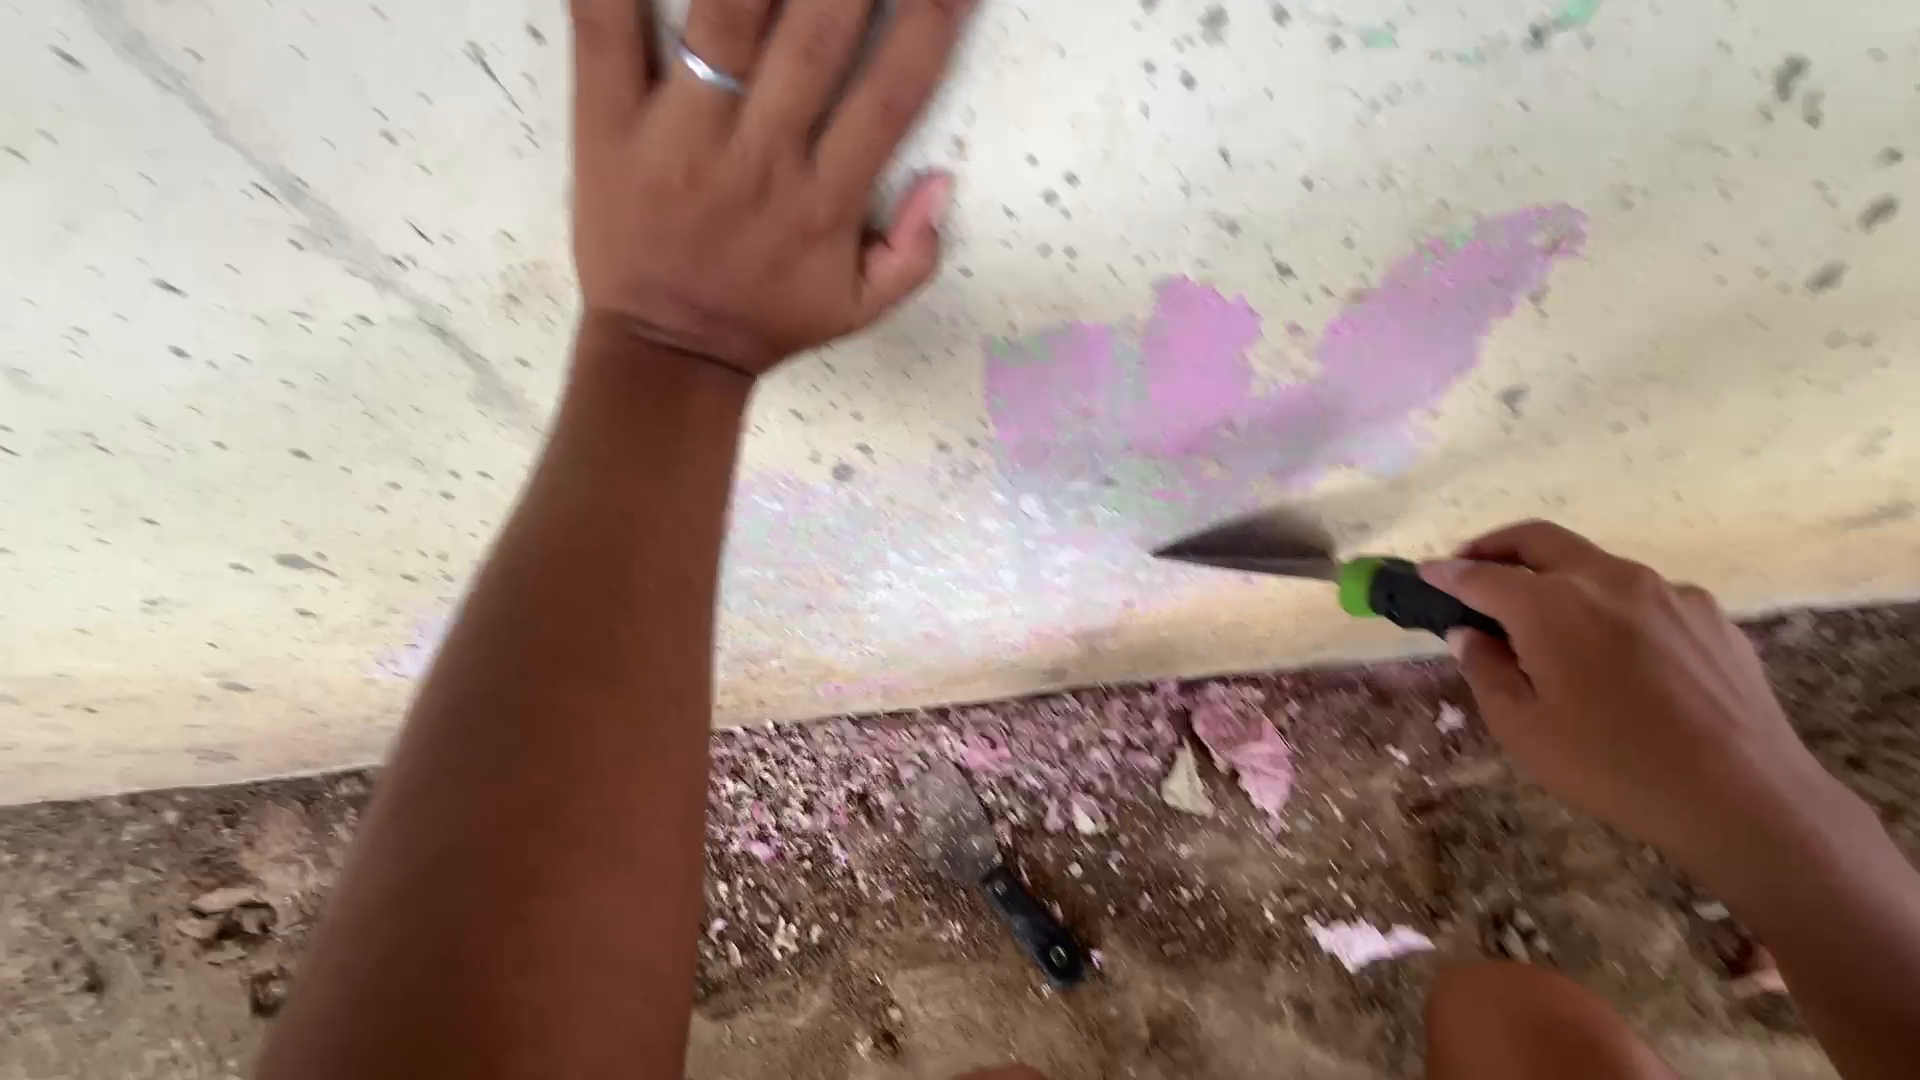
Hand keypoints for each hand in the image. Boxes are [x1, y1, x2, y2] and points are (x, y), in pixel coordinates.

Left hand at [568, 0, 970, 376]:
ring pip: (723, 17)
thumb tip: (943, 183)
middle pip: (814, 38)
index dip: (929, 26)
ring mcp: (681, 137)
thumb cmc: (767, 323)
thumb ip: (912, 258)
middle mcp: (761, 159)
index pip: (891, 97)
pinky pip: (605, 27)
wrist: (668, 349)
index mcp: (824, 203)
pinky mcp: (607, 123)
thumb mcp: (857, 312)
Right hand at [1421, 521, 1825, 861]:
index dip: (1446, 573)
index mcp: (1552, 606)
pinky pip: (1641, 595)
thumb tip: (1469, 634)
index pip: (1482, 575)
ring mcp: (1667, 594)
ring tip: (1541, 618)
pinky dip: (1605, 604)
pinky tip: (1609, 649)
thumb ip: (1485, 668)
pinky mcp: (1709, 617)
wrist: (1746, 798)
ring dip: (1553, 576)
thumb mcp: (1520, 726)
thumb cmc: (1611, 764)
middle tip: (1469, 568)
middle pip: (1539, 540)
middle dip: (1494, 547)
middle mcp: (1608, 581)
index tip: (1424, 573)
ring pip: (1593, 564)